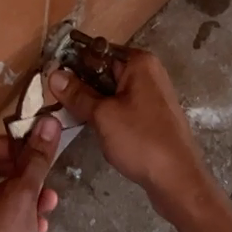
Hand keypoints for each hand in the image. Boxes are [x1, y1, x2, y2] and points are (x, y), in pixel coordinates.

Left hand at [0, 116, 62, 231]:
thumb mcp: (22, 195)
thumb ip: (36, 158)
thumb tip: (49, 122)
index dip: (15, 145)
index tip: (38, 151)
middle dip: (26, 175)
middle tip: (47, 178)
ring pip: (0, 197)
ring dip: (28, 197)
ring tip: (49, 204)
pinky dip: (19, 219)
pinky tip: (38, 227)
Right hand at [47, 50, 207, 206]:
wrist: (178, 180)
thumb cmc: (141, 140)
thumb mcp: (103, 116)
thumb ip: (78, 94)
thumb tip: (54, 75)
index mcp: (139, 61)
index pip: (98, 51)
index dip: (74, 64)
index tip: (53, 78)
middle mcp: (148, 71)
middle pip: (105, 71)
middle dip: (84, 86)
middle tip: (60, 103)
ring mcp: (153, 94)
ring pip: (113, 91)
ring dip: (95, 103)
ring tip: (75, 118)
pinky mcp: (154, 115)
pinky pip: (124, 106)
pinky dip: (109, 114)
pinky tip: (98, 130)